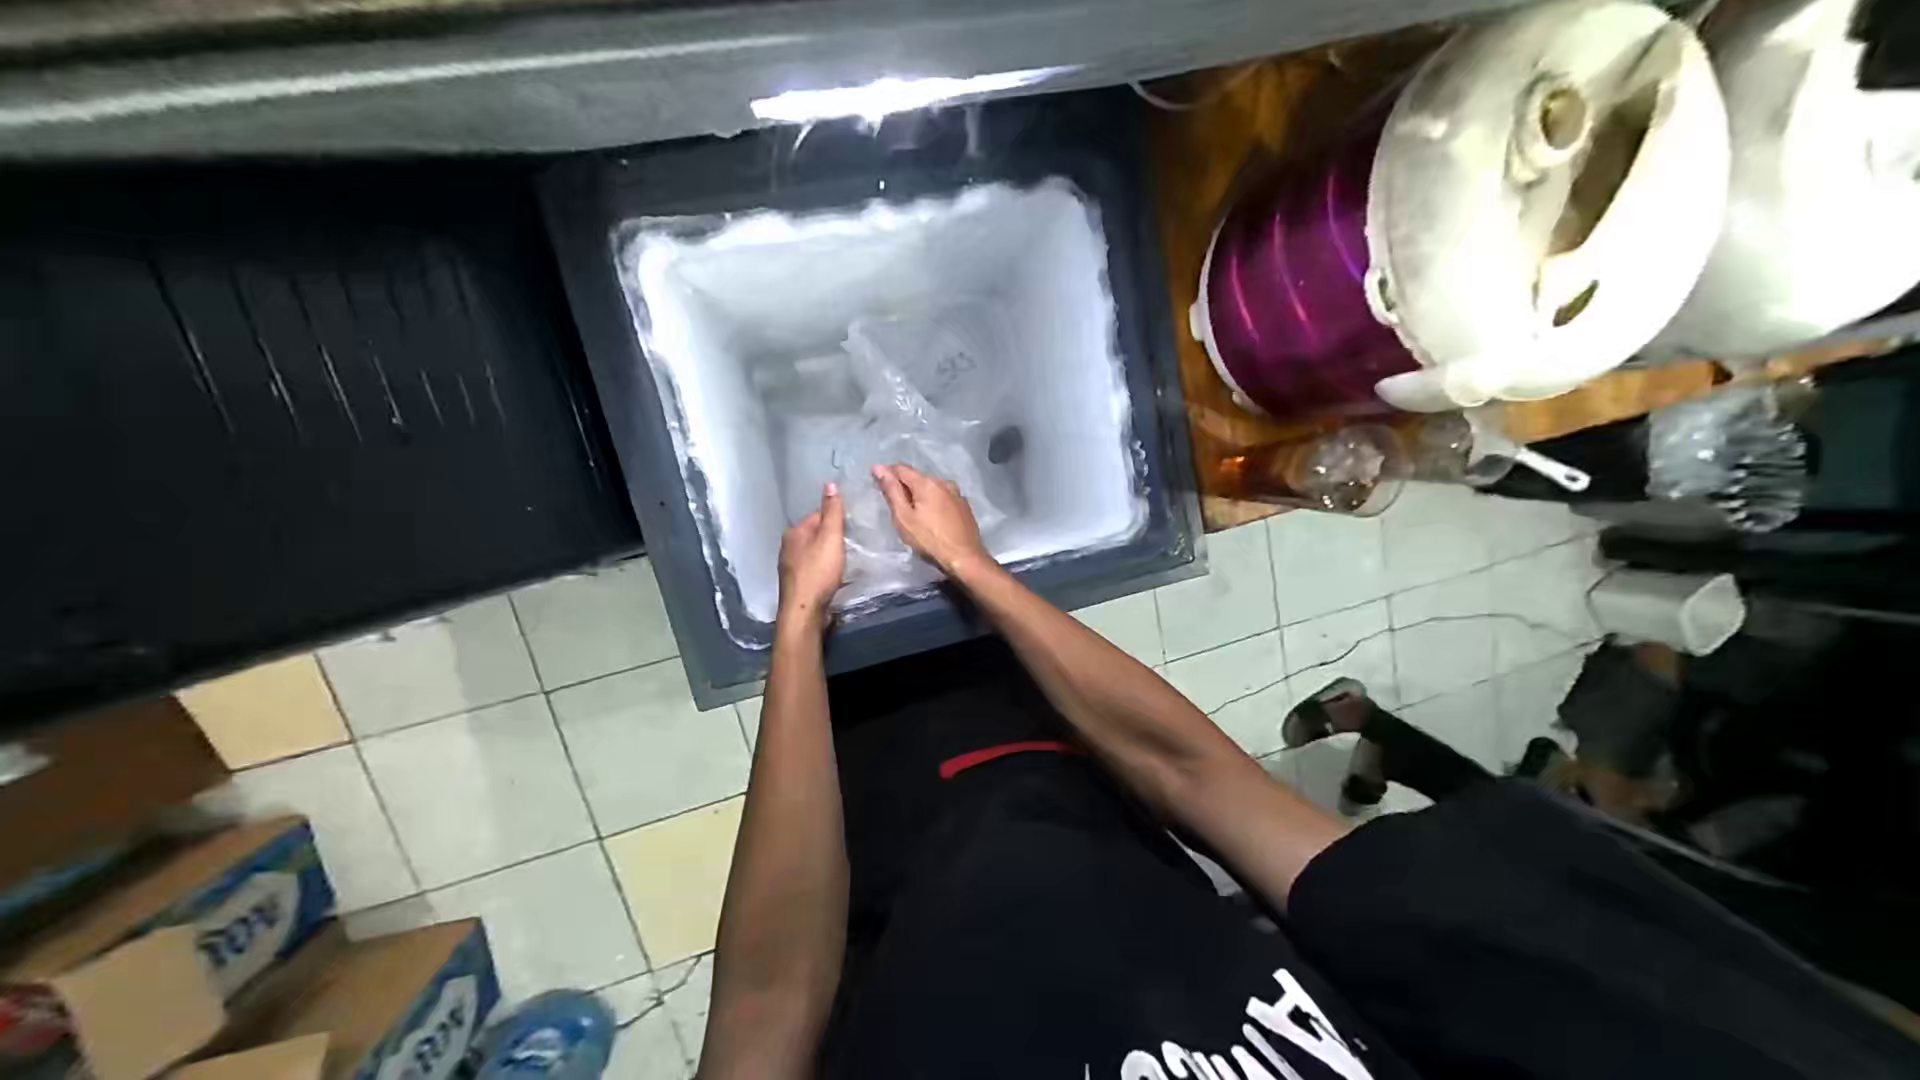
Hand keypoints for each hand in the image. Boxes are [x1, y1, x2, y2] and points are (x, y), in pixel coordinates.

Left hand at [777, 483, 845, 631]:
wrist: (804, 611)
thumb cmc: (818, 571)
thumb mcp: (830, 537)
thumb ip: (832, 512)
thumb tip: (830, 483)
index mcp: (794, 532)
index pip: (818, 515)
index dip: (836, 520)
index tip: (852, 528)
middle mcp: (788, 546)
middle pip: (815, 534)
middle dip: (832, 538)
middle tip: (852, 545)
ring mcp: (790, 567)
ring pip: (814, 552)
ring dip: (828, 555)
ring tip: (846, 561)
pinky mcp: (796, 584)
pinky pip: (813, 569)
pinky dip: (824, 570)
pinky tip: (834, 577)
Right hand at [872, 464, 994, 578]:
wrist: (965, 558)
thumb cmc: (929, 539)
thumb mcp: (904, 517)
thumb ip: (891, 491)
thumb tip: (879, 468)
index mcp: (927, 482)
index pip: (901, 468)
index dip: (887, 473)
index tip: (876, 482)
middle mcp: (944, 482)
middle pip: (918, 477)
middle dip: (904, 485)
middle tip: (894, 502)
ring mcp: (957, 493)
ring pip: (932, 487)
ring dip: (920, 494)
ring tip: (912, 511)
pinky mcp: (964, 506)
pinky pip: (943, 497)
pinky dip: (933, 501)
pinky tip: (931, 516)